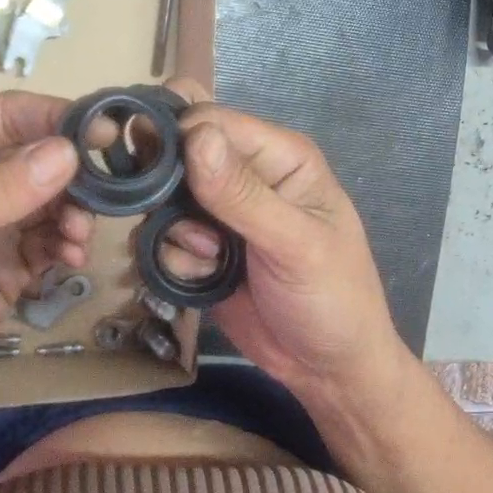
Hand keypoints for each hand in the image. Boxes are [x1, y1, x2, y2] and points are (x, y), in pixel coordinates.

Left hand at [0, 92, 90, 421]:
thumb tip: (65, 153)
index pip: (4, 117)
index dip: (53, 117)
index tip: (104, 134)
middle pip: (36, 156)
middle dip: (72, 172)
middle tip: (105, 196)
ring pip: (49, 201)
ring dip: (74, 213)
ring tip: (77, 241)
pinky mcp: (6, 269)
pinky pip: (49, 243)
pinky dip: (67, 246)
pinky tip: (71, 262)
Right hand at [159, 80, 409, 401]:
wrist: (328, 370)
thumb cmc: (332, 299)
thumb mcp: (295, 245)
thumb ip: (242, 193)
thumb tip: (194, 137)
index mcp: (279, 156)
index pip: (211, 121)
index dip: (178, 140)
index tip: (160, 175)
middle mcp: (245, 174)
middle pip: (178, 154)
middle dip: (167, 188)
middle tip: (183, 223)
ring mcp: (220, 213)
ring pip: (163, 199)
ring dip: (174, 231)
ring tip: (208, 257)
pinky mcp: (201, 249)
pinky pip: (163, 239)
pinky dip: (174, 260)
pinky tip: (205, 279)